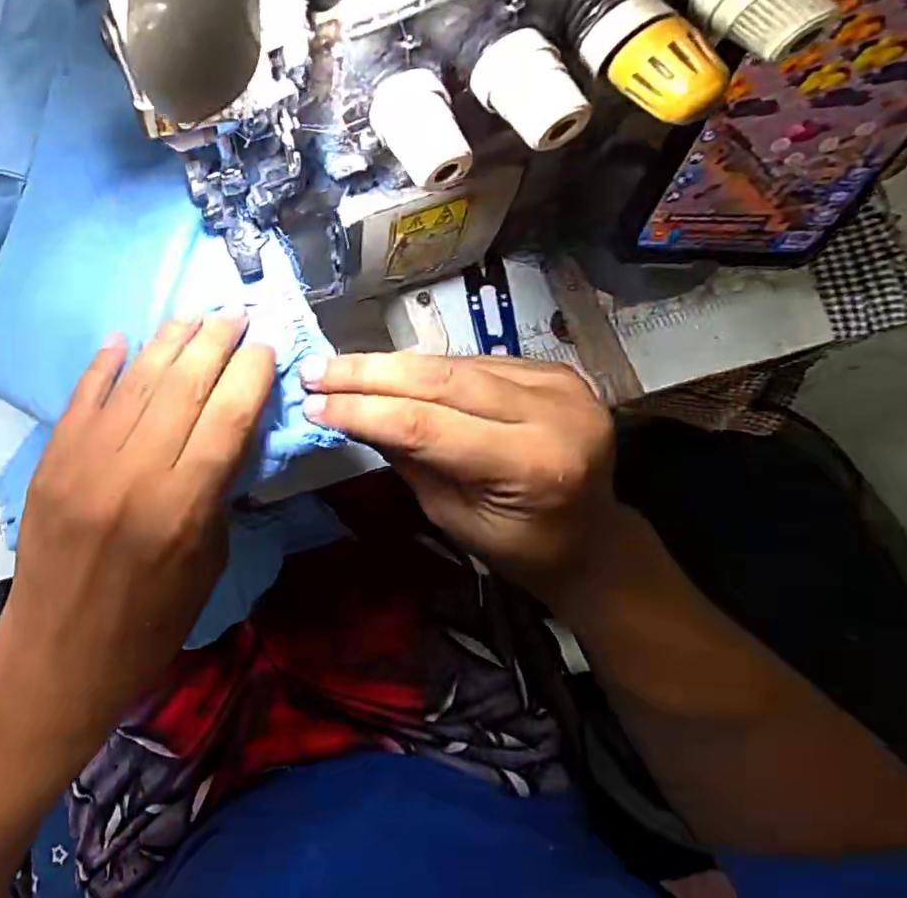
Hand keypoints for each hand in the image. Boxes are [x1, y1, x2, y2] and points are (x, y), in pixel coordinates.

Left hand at [0, 312, 275, 746]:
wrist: (58, 658)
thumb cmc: (149, 626)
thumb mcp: (208, 563)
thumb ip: (219, 491)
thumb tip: (231, 429)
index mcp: (182, 507)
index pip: (228, 416)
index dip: (252, 373)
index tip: (267, 345)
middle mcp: (134, 472)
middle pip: (184, 385)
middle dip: (216, 342)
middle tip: (235, 315)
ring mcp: (84, 461)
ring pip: (136, 381)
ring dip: (168, 341)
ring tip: (194, 316)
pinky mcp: (51, 461)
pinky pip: (82, 398)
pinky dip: (104, 365)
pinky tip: (125, 339)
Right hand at [299, 352, 623, 599]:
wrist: (594, 537)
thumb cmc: (518, 545)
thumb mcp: (452, 515)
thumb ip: (407, 459)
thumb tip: (349, 413)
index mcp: (532, 466)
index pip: (428, 426)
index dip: (363, 410)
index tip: (312, 404)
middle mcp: (554, 414)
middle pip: (441, 381)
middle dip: (367, 374)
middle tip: (315, 372)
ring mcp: (559, 384)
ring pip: (452, 364)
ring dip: (389, 365)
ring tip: (338, 368)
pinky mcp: (554, 370)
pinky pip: (472, 362)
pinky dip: (424, 367)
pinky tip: (387, 370)